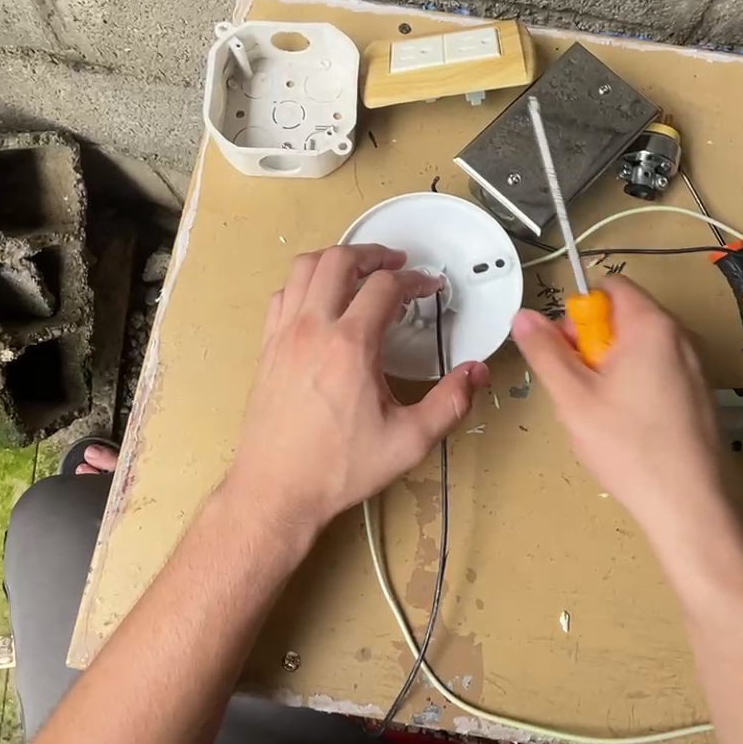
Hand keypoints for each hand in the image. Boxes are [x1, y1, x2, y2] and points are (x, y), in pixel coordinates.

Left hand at [226, 244, 489, 535]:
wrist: (276, 490)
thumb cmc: (339, 467)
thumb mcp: (408, 441)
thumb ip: (449, 403)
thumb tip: (476, 371)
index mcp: (351, 345)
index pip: (386, 286)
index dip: (414, 279)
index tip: (430, 287)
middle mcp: (313, 329)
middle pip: (340, 260)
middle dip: (373, 253)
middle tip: (396, 263)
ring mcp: (284, 334)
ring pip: (304, 268)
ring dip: (335, 259)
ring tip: (359, 270)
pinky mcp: (267, 347)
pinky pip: (282, 294)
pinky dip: (304, 282)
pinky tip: (320, 298)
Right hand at [511, 276, 725, 529]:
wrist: (690, 505)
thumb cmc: (630, 447)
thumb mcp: (573, 397)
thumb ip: (545, 351)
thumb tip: (523, 316)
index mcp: (652, 326)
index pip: (608, 287)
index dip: (578, 313)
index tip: (566, 351)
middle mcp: (680, 336)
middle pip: (622, 318)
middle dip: (590, 345)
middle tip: (577, 387)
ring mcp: (695, 365)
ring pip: (636, 348)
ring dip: (609, 369)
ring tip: (598, 412)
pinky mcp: (699, 393)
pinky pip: (656, 371)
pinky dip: (633, 386)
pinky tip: (624, 426)